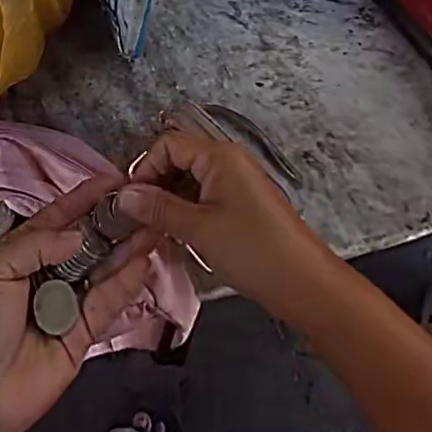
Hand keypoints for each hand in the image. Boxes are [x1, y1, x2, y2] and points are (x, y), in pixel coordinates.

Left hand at [0, 174, 162, 431]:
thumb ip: (38, 243)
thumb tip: (79, 234)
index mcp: (25, 248)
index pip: (60, 215)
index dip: (85, 197)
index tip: (112, 180)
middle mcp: (50, 270)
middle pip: (88, 240)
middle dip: (112, 221)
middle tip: (141, 203)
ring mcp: (69, 300)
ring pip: (104, 268)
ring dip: (126, 248)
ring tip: (150, 226)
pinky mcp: (84, 332)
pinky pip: (108, 302)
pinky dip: (125, 282)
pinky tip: (141, 261)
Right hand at [118, 129, 340, 317]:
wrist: (308, 288)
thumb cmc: (254, 251)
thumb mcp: (198, 229)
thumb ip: (157, 208)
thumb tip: (123, 196)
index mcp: (219, 156)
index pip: (167, 144)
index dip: (145, 167)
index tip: (131, 198)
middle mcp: (228, 161)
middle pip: (178, 159)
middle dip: (156, 184)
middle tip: (140, 215)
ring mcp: (238, 182)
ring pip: (190, 179)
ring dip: (170, 199)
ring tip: (157, 227)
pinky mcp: (243, 203)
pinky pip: (205, 195)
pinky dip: (188, 209)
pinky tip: (180, 233)